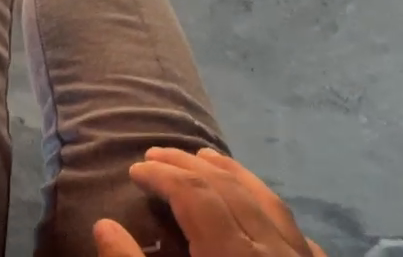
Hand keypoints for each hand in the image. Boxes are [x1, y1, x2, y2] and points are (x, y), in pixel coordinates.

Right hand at [94, 148, 325, 256]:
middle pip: (228, 190)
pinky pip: (299, 237)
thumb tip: (103, 224)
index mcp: (230, 256)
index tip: (134, 170)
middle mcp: (272, 252)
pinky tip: (262, 211)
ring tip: (204, 158)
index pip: (193, 194)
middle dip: (187, 166)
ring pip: (269, 204)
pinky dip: (271, 212)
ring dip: (232, 174)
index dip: (161, 175)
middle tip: (155, 155)